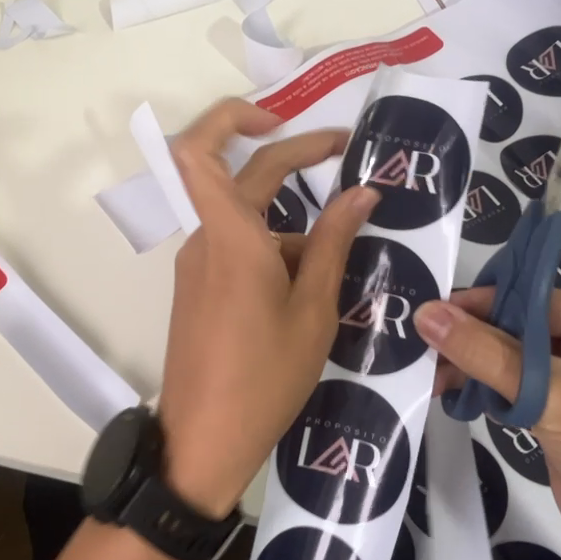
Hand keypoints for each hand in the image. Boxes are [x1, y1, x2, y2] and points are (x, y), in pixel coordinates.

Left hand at [157, 99, 379, 518]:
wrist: (202, 441)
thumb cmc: (263, 378)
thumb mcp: (313, 311)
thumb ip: (333, 243)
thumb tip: (361, 192)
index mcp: (230, 237)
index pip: (199, 151)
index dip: (230, 118)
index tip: (278, 119)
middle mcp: (207, 240)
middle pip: (245, 180)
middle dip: (299, 161)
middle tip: (355, 164)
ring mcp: (199, 266)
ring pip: (249, 221)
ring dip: (295, 226)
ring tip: (348, 259)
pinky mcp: (201, 290)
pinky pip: (240, 251)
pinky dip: (278, 254)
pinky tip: (317, 290)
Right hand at [415, 289, 560, 559]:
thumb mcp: (552, 396)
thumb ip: (486, 353)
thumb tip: (426, 313)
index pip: (533, 300)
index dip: (481, 303)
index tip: (428, 312)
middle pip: (519, 329)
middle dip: (471, 337)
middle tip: (419, 346)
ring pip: (512, 362)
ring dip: (472, 367)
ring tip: (429, 375)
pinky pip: (513, 393)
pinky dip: (483, 393)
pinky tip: (450, 395)